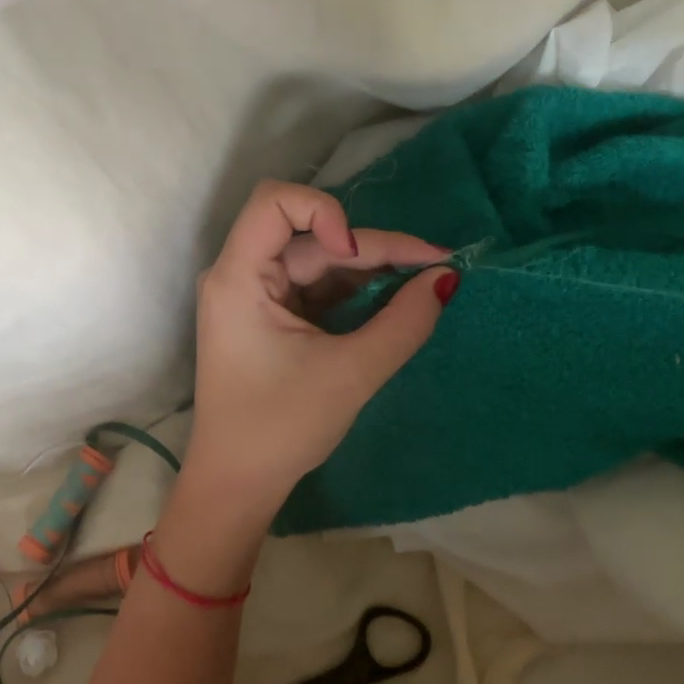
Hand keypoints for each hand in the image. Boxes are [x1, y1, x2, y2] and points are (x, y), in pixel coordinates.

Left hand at [185, 181, 456, 514]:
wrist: (237, 482)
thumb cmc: (281, 427)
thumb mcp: (350, 373)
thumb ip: (402, 323)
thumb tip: (446, 278)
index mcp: (239, 277)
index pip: (275, 201)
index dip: (324, 210)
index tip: (357, 256)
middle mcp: (241, 275)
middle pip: (310, 236)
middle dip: (373, 248)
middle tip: (440, 264)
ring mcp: (254, 296)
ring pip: (318, 261)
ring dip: (370, 269)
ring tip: (427, 281)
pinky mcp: (270, 317)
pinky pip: (315, 287)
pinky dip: (354, 292)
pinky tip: (396, 297)